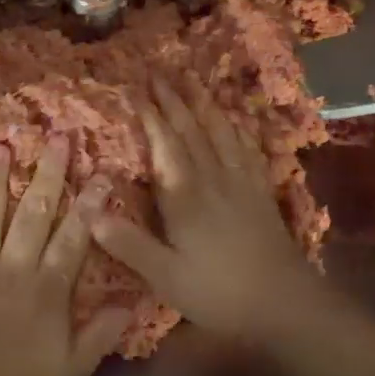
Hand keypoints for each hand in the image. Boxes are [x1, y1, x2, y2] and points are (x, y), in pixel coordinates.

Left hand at [0, 135, 131, 375]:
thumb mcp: (72, 373)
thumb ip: (101, 335)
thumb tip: (131, 302)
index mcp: (47, 290)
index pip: (74, 238)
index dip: (89, 204)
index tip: (102, 172)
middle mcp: (13, 268)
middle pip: (35, 213)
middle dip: (49, 173)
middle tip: (58, 137)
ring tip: (3, 144)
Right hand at [89, 77, 316, 338]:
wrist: (285, 303)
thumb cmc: (219, 293)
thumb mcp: (166, 276)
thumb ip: (128, 243)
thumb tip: (89, 210)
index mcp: (184, 195)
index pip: (164, 144)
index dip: (150, 116)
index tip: (136, 89)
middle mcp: (212, 178)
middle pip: (191, 129)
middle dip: (173, 99)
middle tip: (159, 72)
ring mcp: (241, 182)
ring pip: (220, 132)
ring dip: (204, 104)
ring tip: (193, 81)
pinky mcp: (261, 192)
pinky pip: (247, 149)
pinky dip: (237, 128)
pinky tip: (235, 120)